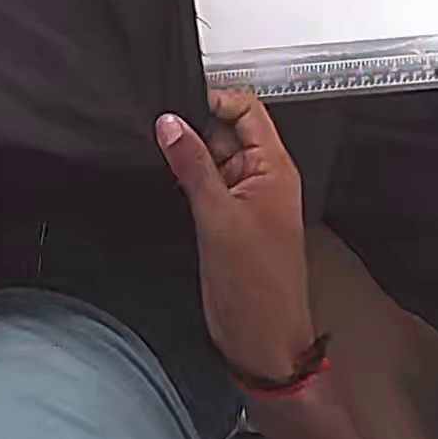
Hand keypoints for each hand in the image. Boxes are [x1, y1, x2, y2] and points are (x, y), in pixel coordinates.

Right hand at [157, 89, 312, 382]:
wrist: (258, 338)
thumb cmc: (258, 286)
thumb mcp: (218, 215)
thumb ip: (191, 164)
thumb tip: (170, 123)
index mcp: (273, 169)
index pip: (247, 110)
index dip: (216, 100)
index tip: (180, 104)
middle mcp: (258, 177)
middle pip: (224, 128)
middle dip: (194, 125)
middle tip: (164, 130)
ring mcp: (239, 195)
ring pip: (209, 153)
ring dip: (186, 150)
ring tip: (164, 153)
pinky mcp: (221, 213)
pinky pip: (201, 178)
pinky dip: (184, 172)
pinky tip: (168, 173)